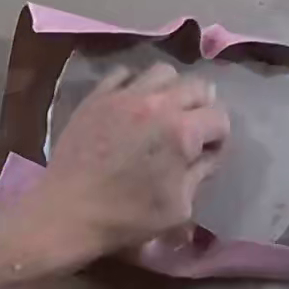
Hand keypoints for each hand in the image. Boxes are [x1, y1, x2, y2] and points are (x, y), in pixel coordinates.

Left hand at [24, 63, 229, 265]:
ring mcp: (124, 95)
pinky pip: (124, 74)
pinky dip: (135, 85)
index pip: (220, 117)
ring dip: (171, 90)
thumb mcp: (179, 207)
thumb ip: (200, 174)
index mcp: (182, 132)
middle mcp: (157, 103)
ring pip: (163, 71)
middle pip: (198, 85)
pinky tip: (131, 106)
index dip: (219, 137)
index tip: (207, 153)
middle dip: (202, 107)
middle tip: (191, 130)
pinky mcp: (97, 96)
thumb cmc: (128, 217)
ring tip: (162, 111)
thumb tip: (207, 154)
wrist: (68, 212)